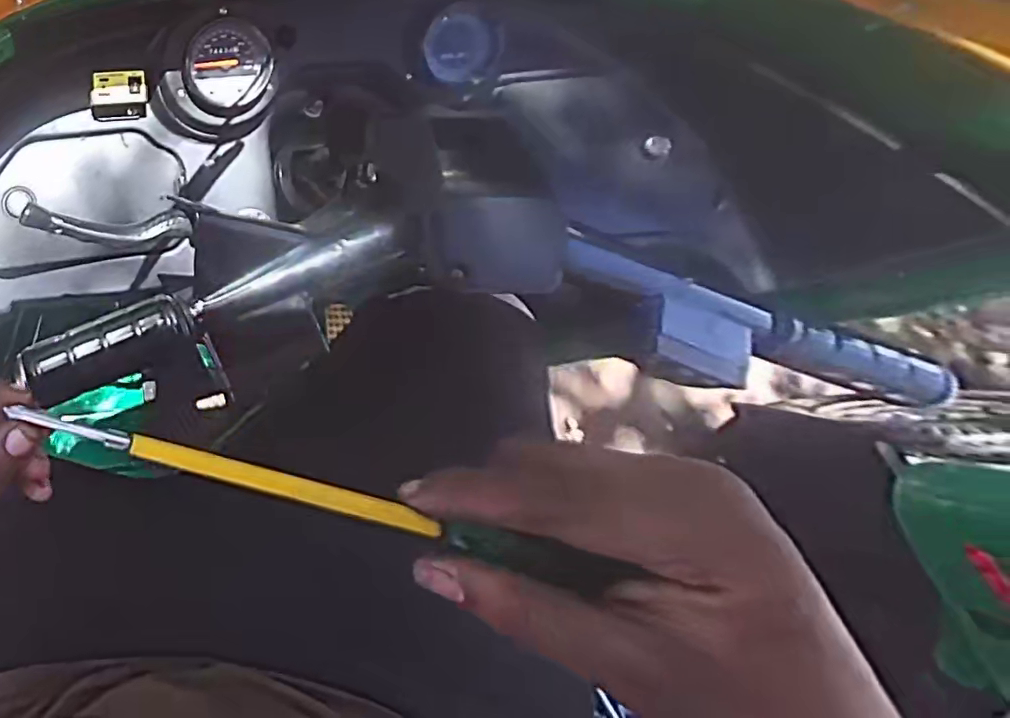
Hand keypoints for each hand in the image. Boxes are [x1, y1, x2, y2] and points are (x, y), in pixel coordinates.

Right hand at [401, 440, 897, 717]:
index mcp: (696, 521)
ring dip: (513, 502)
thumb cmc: (744, 705)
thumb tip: (430, 568)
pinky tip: (554, 547)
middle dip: (490, 499)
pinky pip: (569, 471)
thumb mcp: (631, 668)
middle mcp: (684, 475)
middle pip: (544, 464)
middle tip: (458, 544)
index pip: (554, 493)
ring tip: (519, 558)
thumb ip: (524, 610)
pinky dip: (540, 503)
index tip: (409, 499)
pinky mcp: (663, 477)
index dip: (472, 493)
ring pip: (548, 461)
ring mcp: (677, 470)